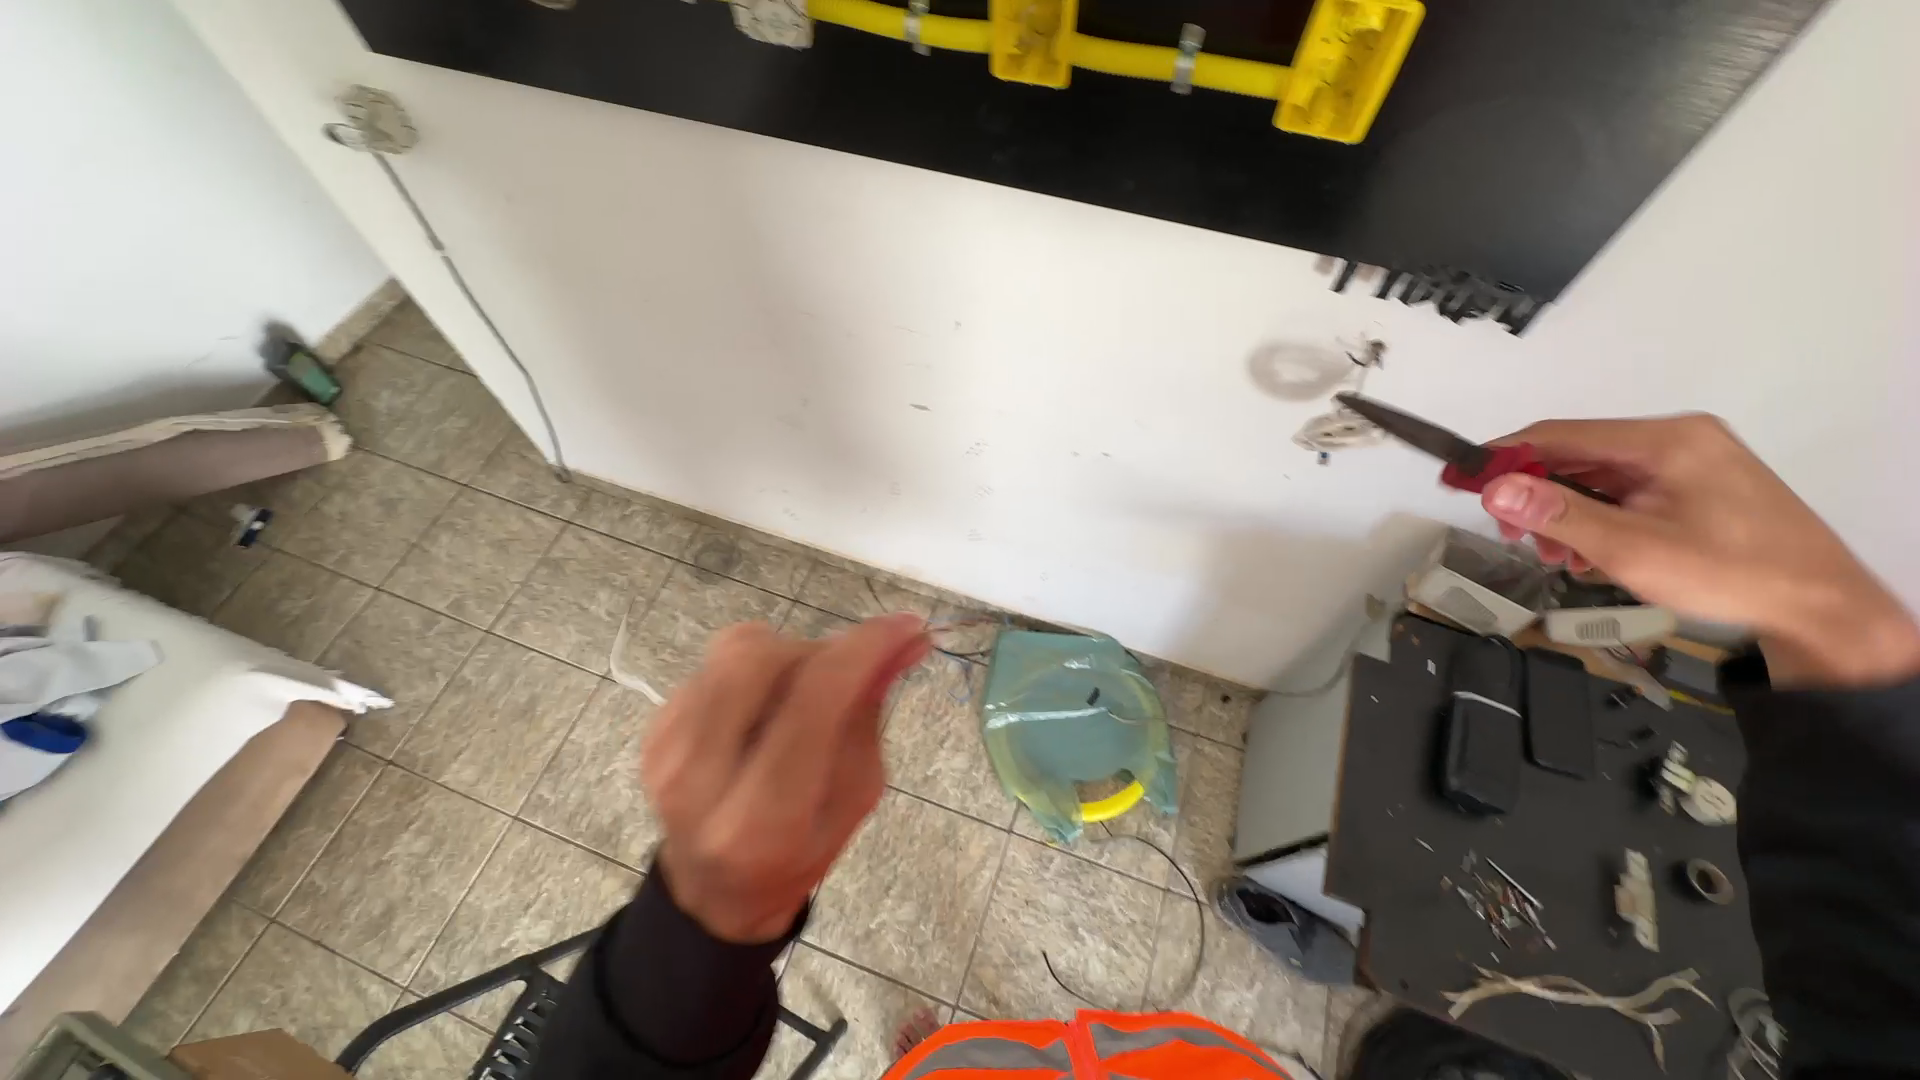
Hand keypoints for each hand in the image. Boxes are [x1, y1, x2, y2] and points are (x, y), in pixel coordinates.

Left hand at [640, 613, 928, 942]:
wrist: (713, 890)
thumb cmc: (799, 853)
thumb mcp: (855, 799)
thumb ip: (870, 718)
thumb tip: (901, 642)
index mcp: (761, 820)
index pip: (813, 703)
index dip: (864, 650)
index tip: (906, 627)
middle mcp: (699, 780)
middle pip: (758, 659)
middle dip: (818, 648)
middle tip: (847, 669)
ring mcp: (666, 749)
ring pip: (735, 650)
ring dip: (786, 654)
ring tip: (802, 691)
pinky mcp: (653, 727)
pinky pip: (715, 662)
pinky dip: (756, 669)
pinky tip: (764, 706)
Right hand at [1478, 414, 1919, 686]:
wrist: (1824, 610)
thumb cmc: (1731, 574)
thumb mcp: (1630, 547)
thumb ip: (1558, 514)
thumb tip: (1493, 489)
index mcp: (1664, 441)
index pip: (1558, 435)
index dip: (1501, 458)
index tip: (1458, 480)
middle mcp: (1677, 440)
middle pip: (1576, 456)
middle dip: (1534, 495)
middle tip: (1513, 536)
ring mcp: (1689, 463)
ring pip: (1596, 478)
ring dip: (1563, 513)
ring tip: (1555, 554)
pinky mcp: (1695, 487)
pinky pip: (1623, 492)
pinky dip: (1594, 518)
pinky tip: (1588, 551)